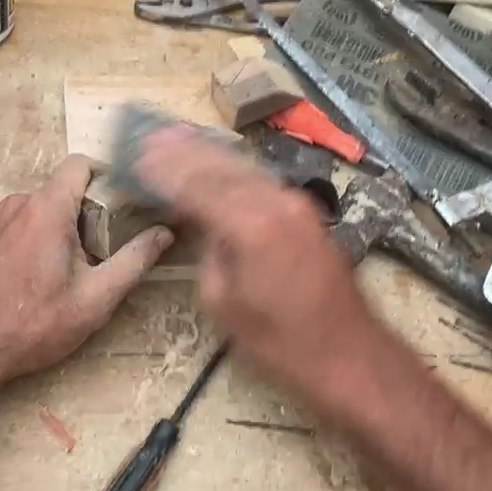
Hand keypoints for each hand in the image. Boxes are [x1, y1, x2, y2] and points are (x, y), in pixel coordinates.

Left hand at [0, 154, 173, 389]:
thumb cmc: (33, 326)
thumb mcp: (95, 299)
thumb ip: (134, 261)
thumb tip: (164, 233)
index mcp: (46, 209)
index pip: (81, 164)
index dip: (107, 177)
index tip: (124, 206)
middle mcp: (18, 204)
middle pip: (65, 189)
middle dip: (88, 214)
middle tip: (101, 253)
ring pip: (43, 207)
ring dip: (62, 228)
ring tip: (70, 271)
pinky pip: (21, 222)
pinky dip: (38, 237)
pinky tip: (40, 276)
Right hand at [132, 128, 390, 407]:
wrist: (350, 354)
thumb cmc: (281, 342)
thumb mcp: (224, 303)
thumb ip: (209, 252)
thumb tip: (205, 225)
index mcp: (249, 225)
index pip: (197, 186)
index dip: (166, 171)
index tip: (141, 154)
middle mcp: (275, 203)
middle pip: (221, 166)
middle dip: (185, 152)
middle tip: (155, 136)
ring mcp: (296, 204)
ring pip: (245, 167)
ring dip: (211, 152)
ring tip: (180, 137)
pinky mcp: (308, 213)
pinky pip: (262, 179)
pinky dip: (236, 168)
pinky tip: (221, 162)